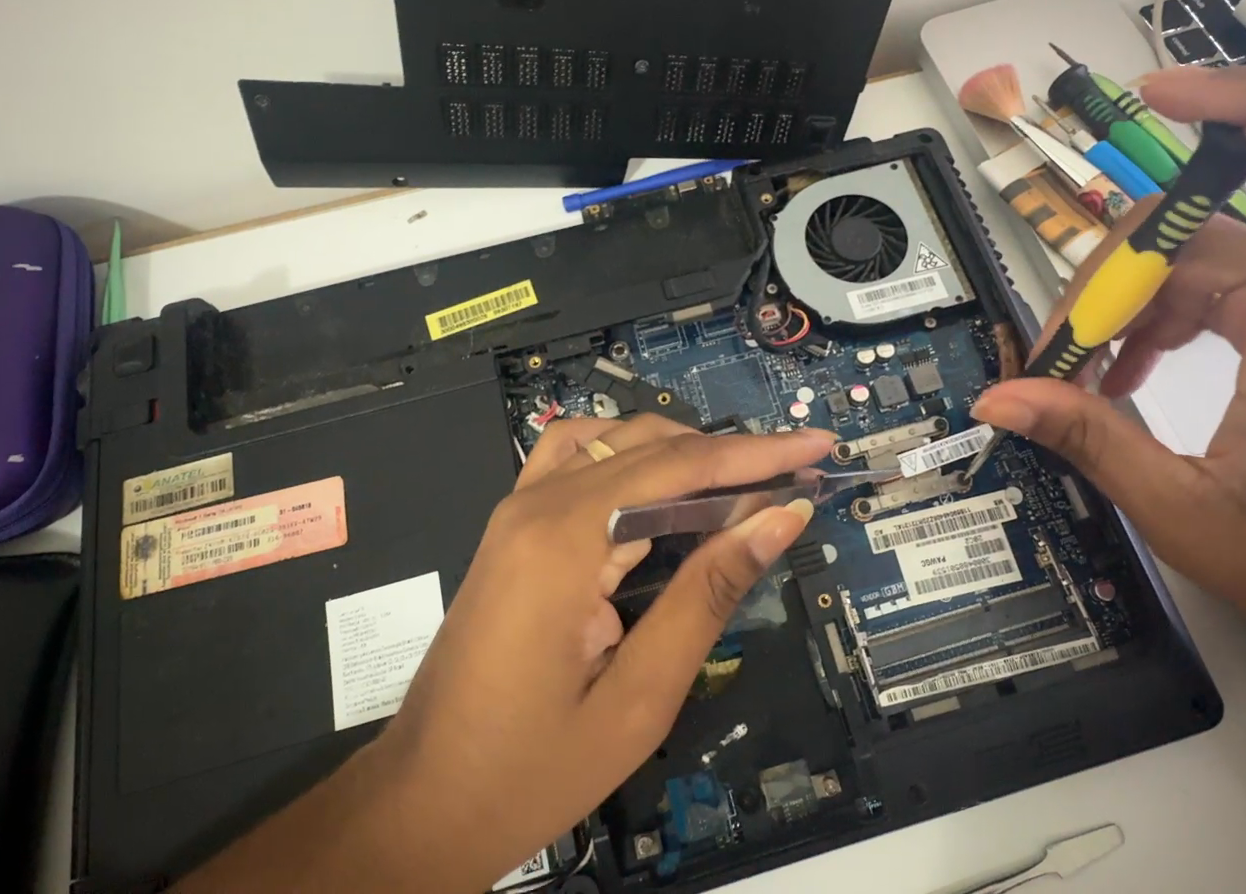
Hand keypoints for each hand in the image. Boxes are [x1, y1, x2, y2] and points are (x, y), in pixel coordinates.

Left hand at [179, 414, 833, 893]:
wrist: (424, 802)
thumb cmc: (532, 768)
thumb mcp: (641, 694)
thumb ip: (709, 593)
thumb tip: (780, 518)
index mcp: (564, 538)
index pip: (679, 468)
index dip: (758, 454)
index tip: (821, 445)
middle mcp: (535, 504)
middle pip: (649, 447)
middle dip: (728, 456)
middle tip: (794, 480)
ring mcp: (516, 512)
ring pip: (611, 444)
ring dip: (681, 454)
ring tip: (743, 486)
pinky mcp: (512, 531)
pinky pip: (577, 466)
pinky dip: (633, 465)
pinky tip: (668, 495)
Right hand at [971, 66, 1245, 674]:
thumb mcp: (1187, 514)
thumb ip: (1090, 441)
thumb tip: (1001, 398)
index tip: (1162, 93)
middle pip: (1213, 230)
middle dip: (1115, 275)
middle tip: (1055, 350)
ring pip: (1208, 264)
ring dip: (1130, 308)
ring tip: (1078, 376)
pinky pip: (1224, 299)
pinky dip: (1161, 325)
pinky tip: (1123, 380)